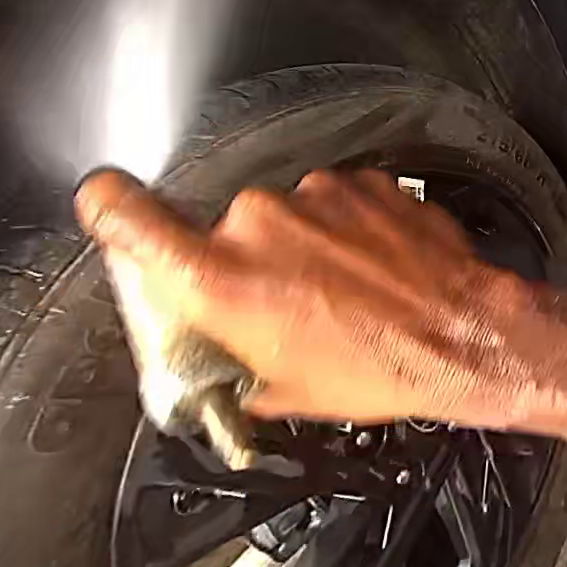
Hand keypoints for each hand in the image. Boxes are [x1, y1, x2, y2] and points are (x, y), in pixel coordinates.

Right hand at [74, 167, 566, 427]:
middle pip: (229, 226)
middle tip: (293, 291)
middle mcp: (260, 221)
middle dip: (253, 255)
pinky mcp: (365, 179)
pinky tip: (376, 258)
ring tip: (348, 280)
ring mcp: (317, 192)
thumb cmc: (372, 369)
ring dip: (308, 238)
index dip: (110, 206)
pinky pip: (337, 198)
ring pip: (291, 211)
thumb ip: (224, 352)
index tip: (109, 201)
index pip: (125, 216)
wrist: (458, 330)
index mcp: (218, 277)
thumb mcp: (278, 387)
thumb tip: (213, 342)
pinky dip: (348, 222)